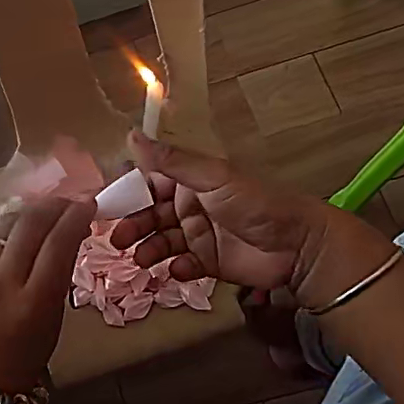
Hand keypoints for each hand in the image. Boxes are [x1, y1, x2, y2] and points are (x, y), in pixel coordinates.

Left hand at [0, 195, 95, 392]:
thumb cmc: (31, 350)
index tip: (89, 204)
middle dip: (55, 205)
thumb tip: (71, 228)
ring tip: (48, 210)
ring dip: (31, 211)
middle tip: (71, 201)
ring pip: (5, 224)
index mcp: (33, 301)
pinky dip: (9, 227)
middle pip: (29, 224)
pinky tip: (21, 228)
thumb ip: (61, 270)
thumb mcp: (57, 314)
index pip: (58, 243)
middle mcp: (2, 282)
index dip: (76, 217)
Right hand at [110, 132, 391, 307]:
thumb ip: (171, 161)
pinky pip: (182, 265)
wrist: (299, 245)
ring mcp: (198, 235)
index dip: (128, 192)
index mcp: (189, 181)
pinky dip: (176, 268)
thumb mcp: (211, 177)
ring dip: (148, 249)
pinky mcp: (208, 262)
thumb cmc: (255, 202)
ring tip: (142, 259)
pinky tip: (177, 269)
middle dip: (133, 225)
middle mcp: (190, 205)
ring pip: (161, 241)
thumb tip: (131, 134)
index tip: (105, 204)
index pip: (149, 182)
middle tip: (116, 239)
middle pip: (150, 214)